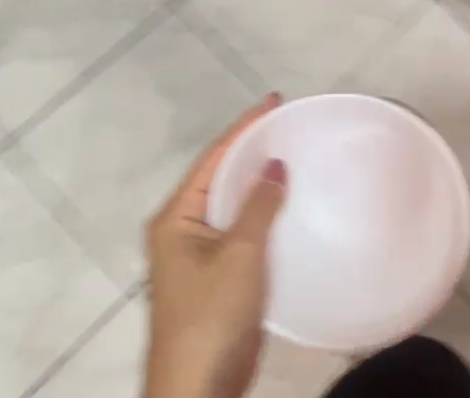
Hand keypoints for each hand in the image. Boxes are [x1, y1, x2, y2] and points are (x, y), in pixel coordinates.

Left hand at [145, 96, 287, 397]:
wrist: (198, 389)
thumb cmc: (211, 316)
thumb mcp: (239, 254)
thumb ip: (258, 205)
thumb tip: (275, 164)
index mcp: (175, 219)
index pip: (213, 159)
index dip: (244, 129)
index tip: (275, 101)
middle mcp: (182, 230)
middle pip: (220, 176)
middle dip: (252, 149)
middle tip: (289, 124)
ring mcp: (198, 255)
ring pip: (232, 203)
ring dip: (259, 181)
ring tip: (294, 154)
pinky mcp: (218, 276)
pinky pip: (242, 228)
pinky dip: (264, 210)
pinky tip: (289, 203)